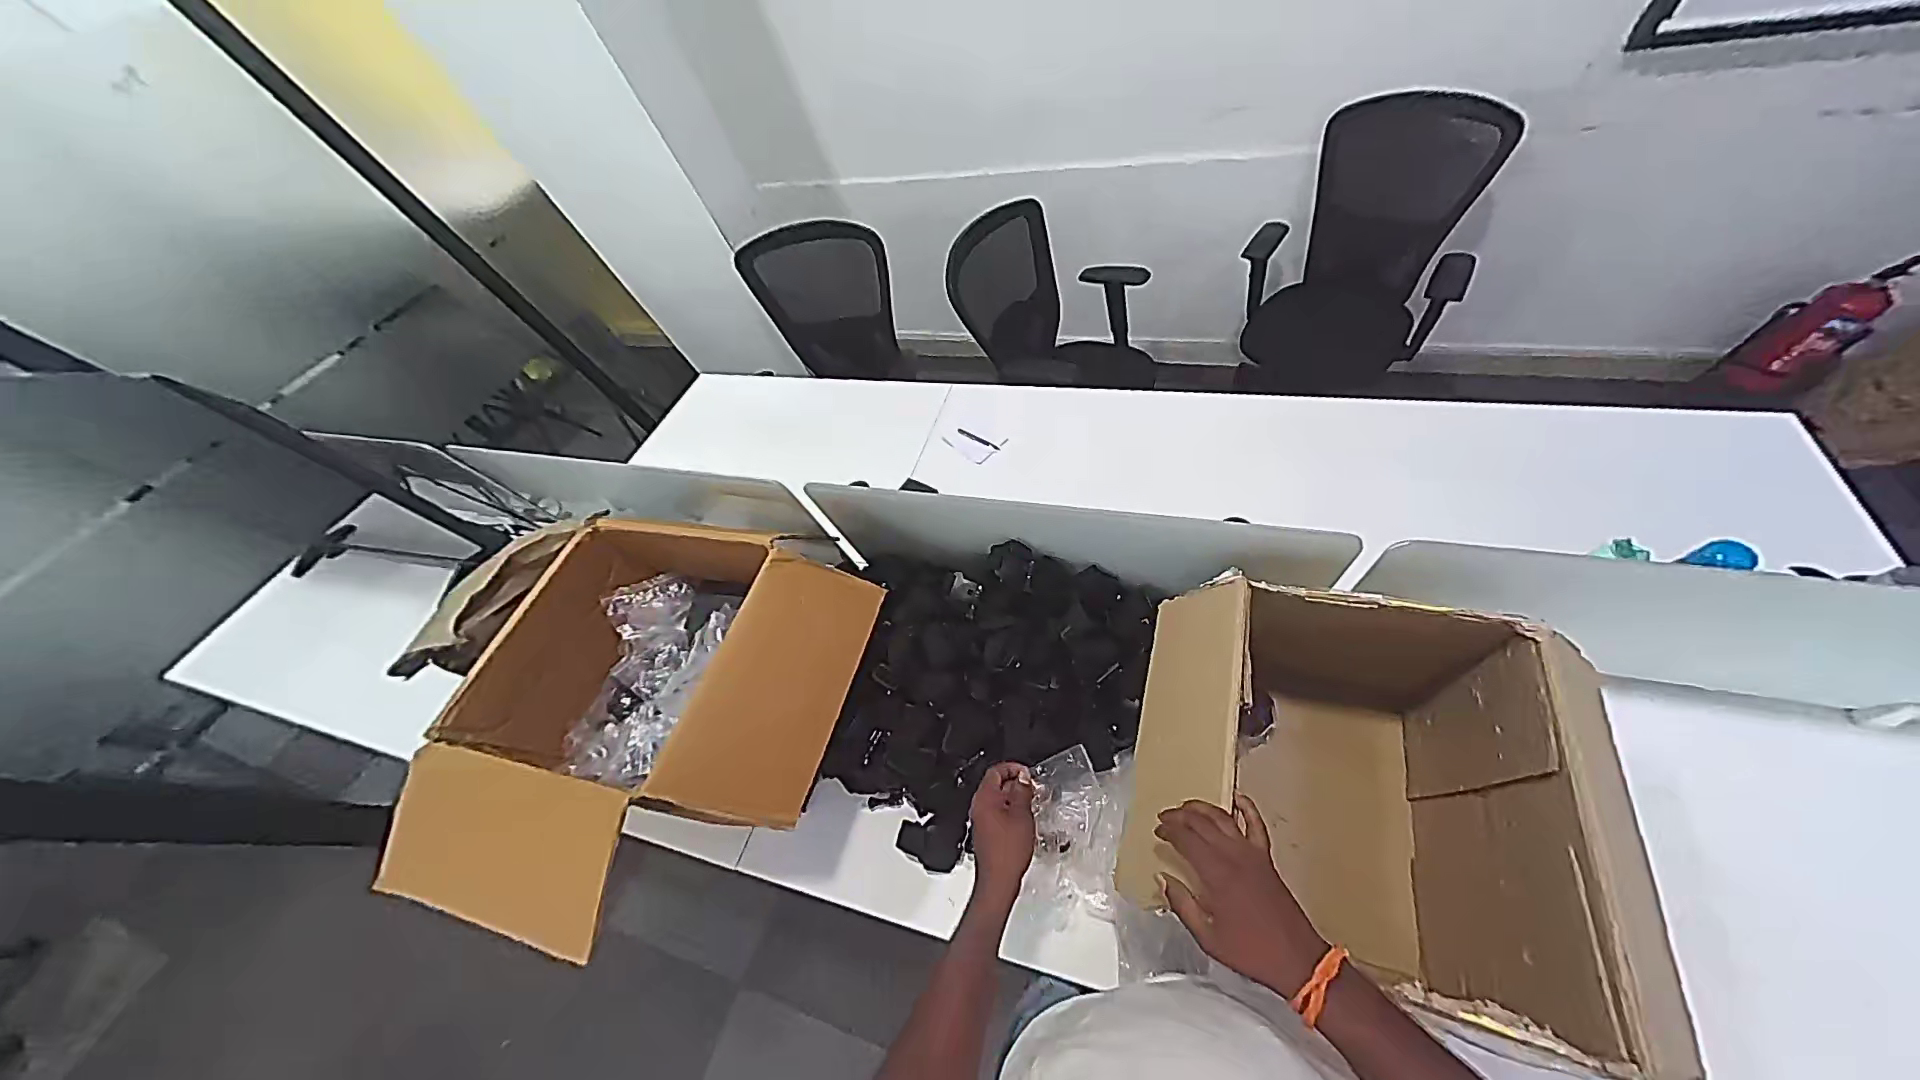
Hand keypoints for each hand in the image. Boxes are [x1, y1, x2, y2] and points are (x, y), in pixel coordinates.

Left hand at [969, 762, 1035, 902]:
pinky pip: (996, 812)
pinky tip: (1023, 819)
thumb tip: (1023, 778)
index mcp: (985, 798)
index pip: (996, 771)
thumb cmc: (1007, 851)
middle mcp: (979, 806)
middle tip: (1032, 787)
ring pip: (997, 799)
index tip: (1027, 773)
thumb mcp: (1022, 815)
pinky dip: (1009, 810)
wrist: (998, 879)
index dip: (1013, 768)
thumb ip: (1023, 792)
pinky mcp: (985, 831)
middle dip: (1015, 782)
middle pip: (995, 783)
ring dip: (1013, 797)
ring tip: (1030, 803)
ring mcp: (981, 819)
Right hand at [1155, 794, 1328, 995]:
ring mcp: (1252, 854)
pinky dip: (1247, 808)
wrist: (1298, 960)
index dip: (1168, 831)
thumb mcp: (1208, 937)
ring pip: (1223, 817)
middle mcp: (1233, 856)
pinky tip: (1237, 798)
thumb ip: (1182, 904)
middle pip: (1200, 823)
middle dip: (1178, 816)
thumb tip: (1163, 879)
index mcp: (1216, 874)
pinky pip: (1256, 825)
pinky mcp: (1266, 858)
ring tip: (1186, 806)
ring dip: (1202, 808)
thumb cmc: (1252, 952)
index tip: (1159, 831)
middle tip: (1165, 818)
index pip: (1185, 838)